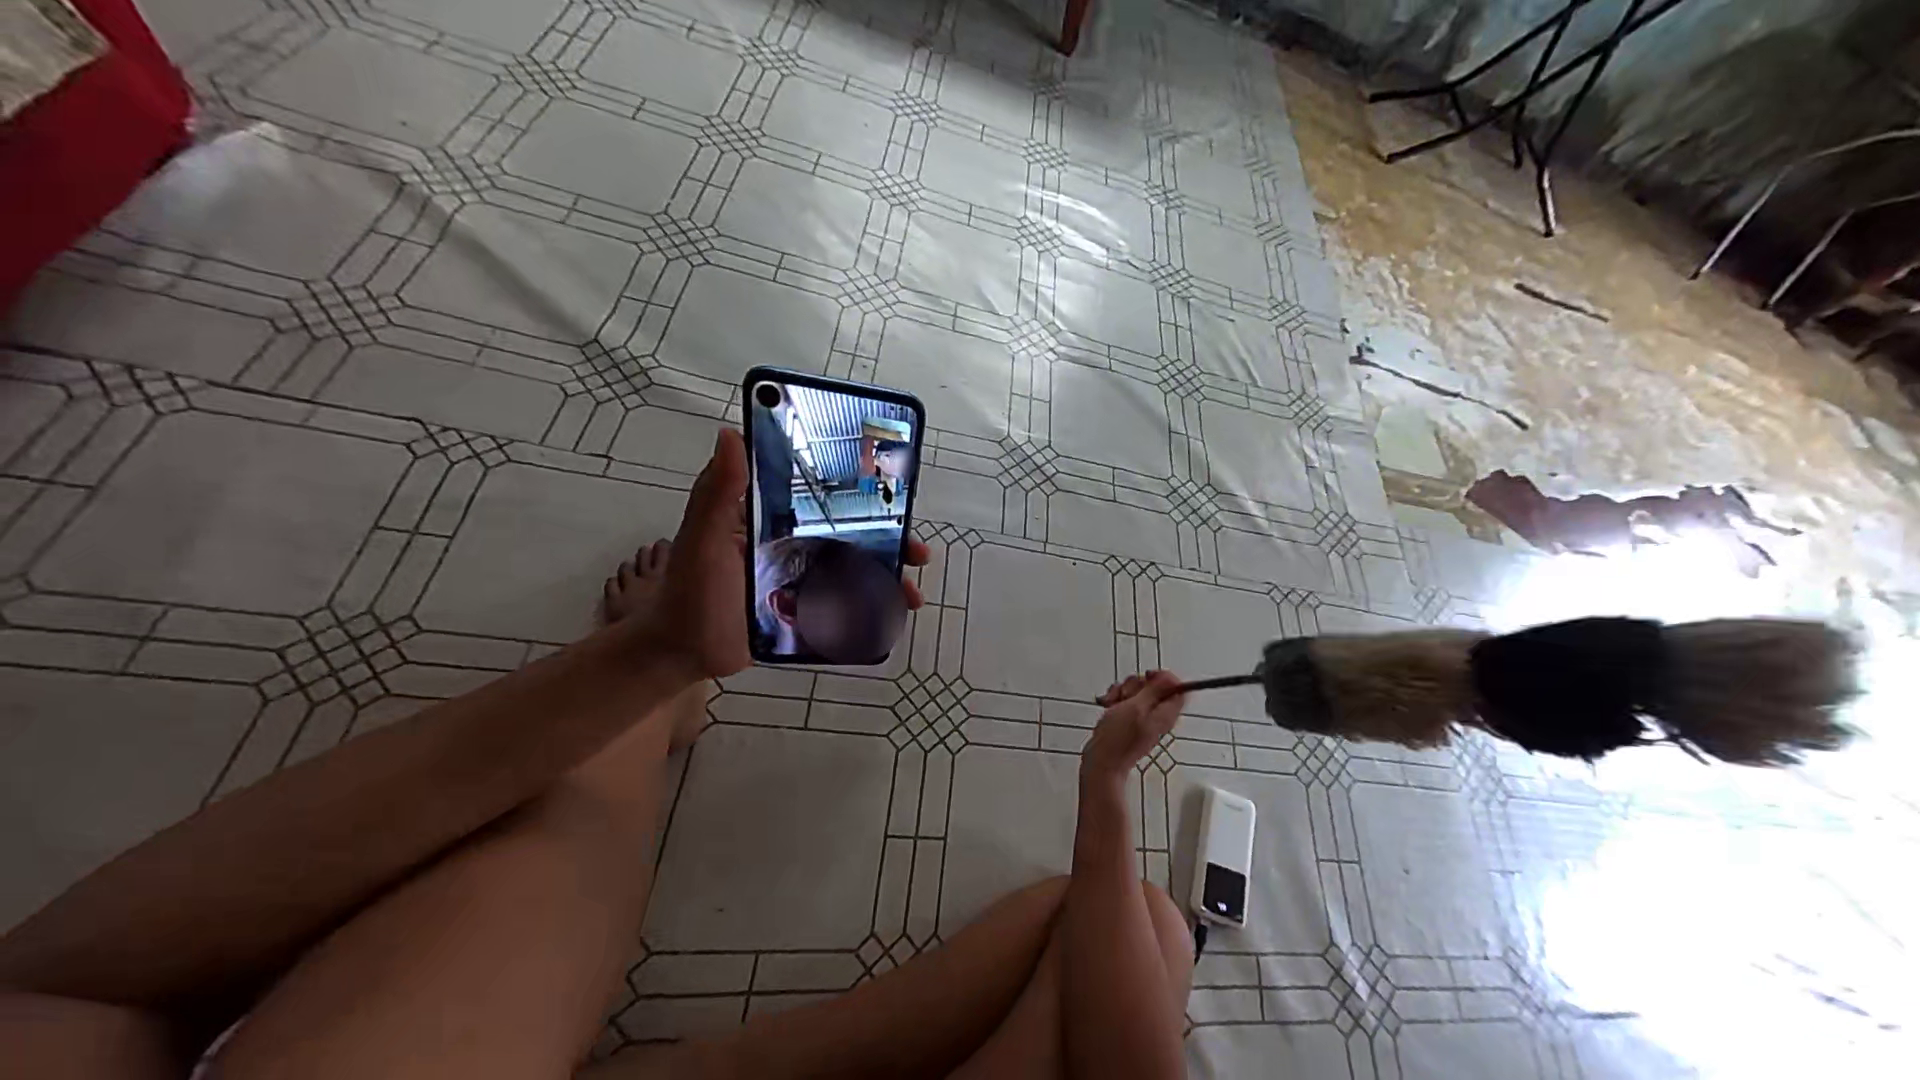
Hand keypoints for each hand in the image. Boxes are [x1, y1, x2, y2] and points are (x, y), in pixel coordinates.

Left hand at [645, 429, 931, 680]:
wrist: (682, 654)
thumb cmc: (690, 592)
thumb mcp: (702, 538)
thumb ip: (717, 493)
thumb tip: (731, 435)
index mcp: (773, 520)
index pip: (825, 499)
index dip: (863, 496)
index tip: (896, 496)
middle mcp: (792, 545)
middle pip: (851, 538)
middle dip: (890, 542)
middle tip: (918, 552)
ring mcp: (801, 581)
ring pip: (854, 574)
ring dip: (887, 580)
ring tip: (911, 595)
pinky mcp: (803, 614)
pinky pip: (844, 607)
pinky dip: (870, 610)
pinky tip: (889, 619)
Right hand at [1083, 671, 1185, 777]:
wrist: (1102, 760)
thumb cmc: (1118, 738)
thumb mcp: (1137, 707)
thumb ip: (1155, 690)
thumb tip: (1171, 678)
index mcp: (1166, 713)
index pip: (1177, 688)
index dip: (1162, 678)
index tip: (1147, 677)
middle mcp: (1157, 715)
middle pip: (1154, 687)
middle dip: (1136, 684)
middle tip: (1127, 695)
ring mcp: (1142, 717)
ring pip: (1137, 691)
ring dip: (1122, 691)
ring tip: (1115, 702)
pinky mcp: (1129, 719)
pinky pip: (1125, 700)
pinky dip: (1116, 698)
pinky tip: (1109, 705)